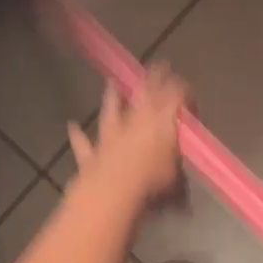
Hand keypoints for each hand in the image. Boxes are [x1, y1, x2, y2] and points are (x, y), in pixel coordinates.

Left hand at [66, 65, 189, 207]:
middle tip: (160, 66)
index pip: (178, 98)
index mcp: (163, 123)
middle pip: (147, 93)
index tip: (191, 100)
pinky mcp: (91, 153)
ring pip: (112, 110)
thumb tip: (183, 196)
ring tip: (111, 83)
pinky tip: (72, 126)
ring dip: (112, 97)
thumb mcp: (176, 185)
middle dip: (155, 78)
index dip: (186, 95)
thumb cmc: (152, 186)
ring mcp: (111, 135)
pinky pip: (84, 143)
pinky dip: (78, 135)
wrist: (112, 194)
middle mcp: (136, 122)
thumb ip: (178, 181)